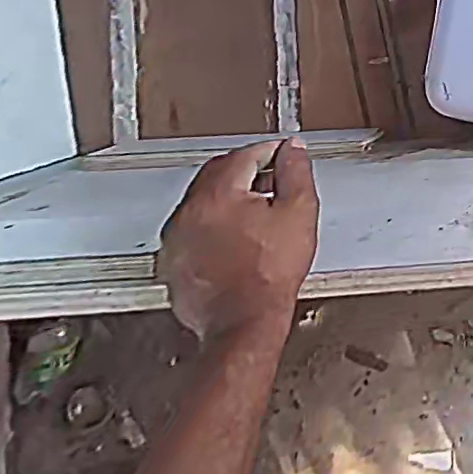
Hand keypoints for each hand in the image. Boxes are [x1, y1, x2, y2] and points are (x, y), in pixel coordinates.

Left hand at [158, 138, 319, 339]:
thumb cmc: (268, 276)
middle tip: (273, 178)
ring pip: (204, 199)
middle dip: (247, 170)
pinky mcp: (173, 260)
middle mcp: (189, 212)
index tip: (283, 154)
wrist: (245, 324)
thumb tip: (292, 149)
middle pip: (218, 173)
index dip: (269, 152)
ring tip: (259, 211)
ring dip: (230, 196)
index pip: (244, 155)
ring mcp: (176, 238)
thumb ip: (296, 172)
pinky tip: (239, 236)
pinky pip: (194, 226)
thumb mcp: (299, 213)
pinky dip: (215, 222)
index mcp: (218, 195)